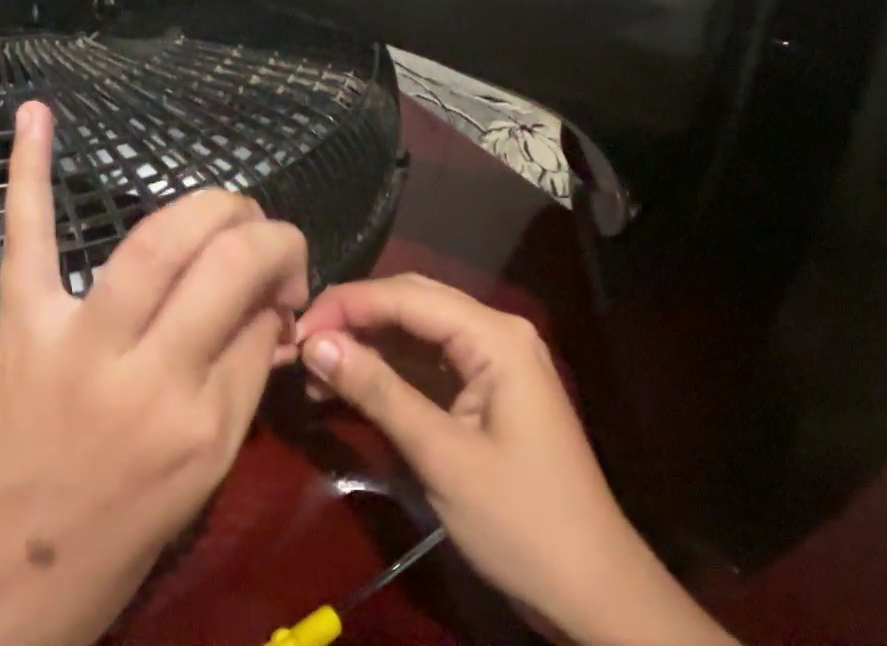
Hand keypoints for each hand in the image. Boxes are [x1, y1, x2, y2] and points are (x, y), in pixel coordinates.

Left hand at [0, 101, 307, 645]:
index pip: (265, 317)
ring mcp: (78, 342)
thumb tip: (267, 313)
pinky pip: (28, 237)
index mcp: (204, 423)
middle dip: (265, 234)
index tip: (280, 297)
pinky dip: (28, 171)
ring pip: (159, 241)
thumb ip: (241, 384)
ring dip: (211, 207)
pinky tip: (35, 114)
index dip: (285, 289)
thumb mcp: (203, 477)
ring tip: (227, 211)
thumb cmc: (112, 543)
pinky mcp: (20, 325)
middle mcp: (151, 375)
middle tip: (262, 247)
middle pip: (228, 261)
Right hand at [297, 274, 733, 645]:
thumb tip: (314, 343)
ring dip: (366, 345)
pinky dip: (387, 372)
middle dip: (353, 318)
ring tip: (313, 371)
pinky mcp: (485, 393)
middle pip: (412, 302)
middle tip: (299, 344)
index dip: (347, 305)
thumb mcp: (440, 455)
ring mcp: (493, 363)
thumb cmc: (520, 520)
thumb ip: (378, 391)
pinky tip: (347, 387)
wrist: (591, 590)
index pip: (407, 296)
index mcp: (495, 337)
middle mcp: (495, 334)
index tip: (295, 331)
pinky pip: (427, 364)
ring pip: (416, 332)